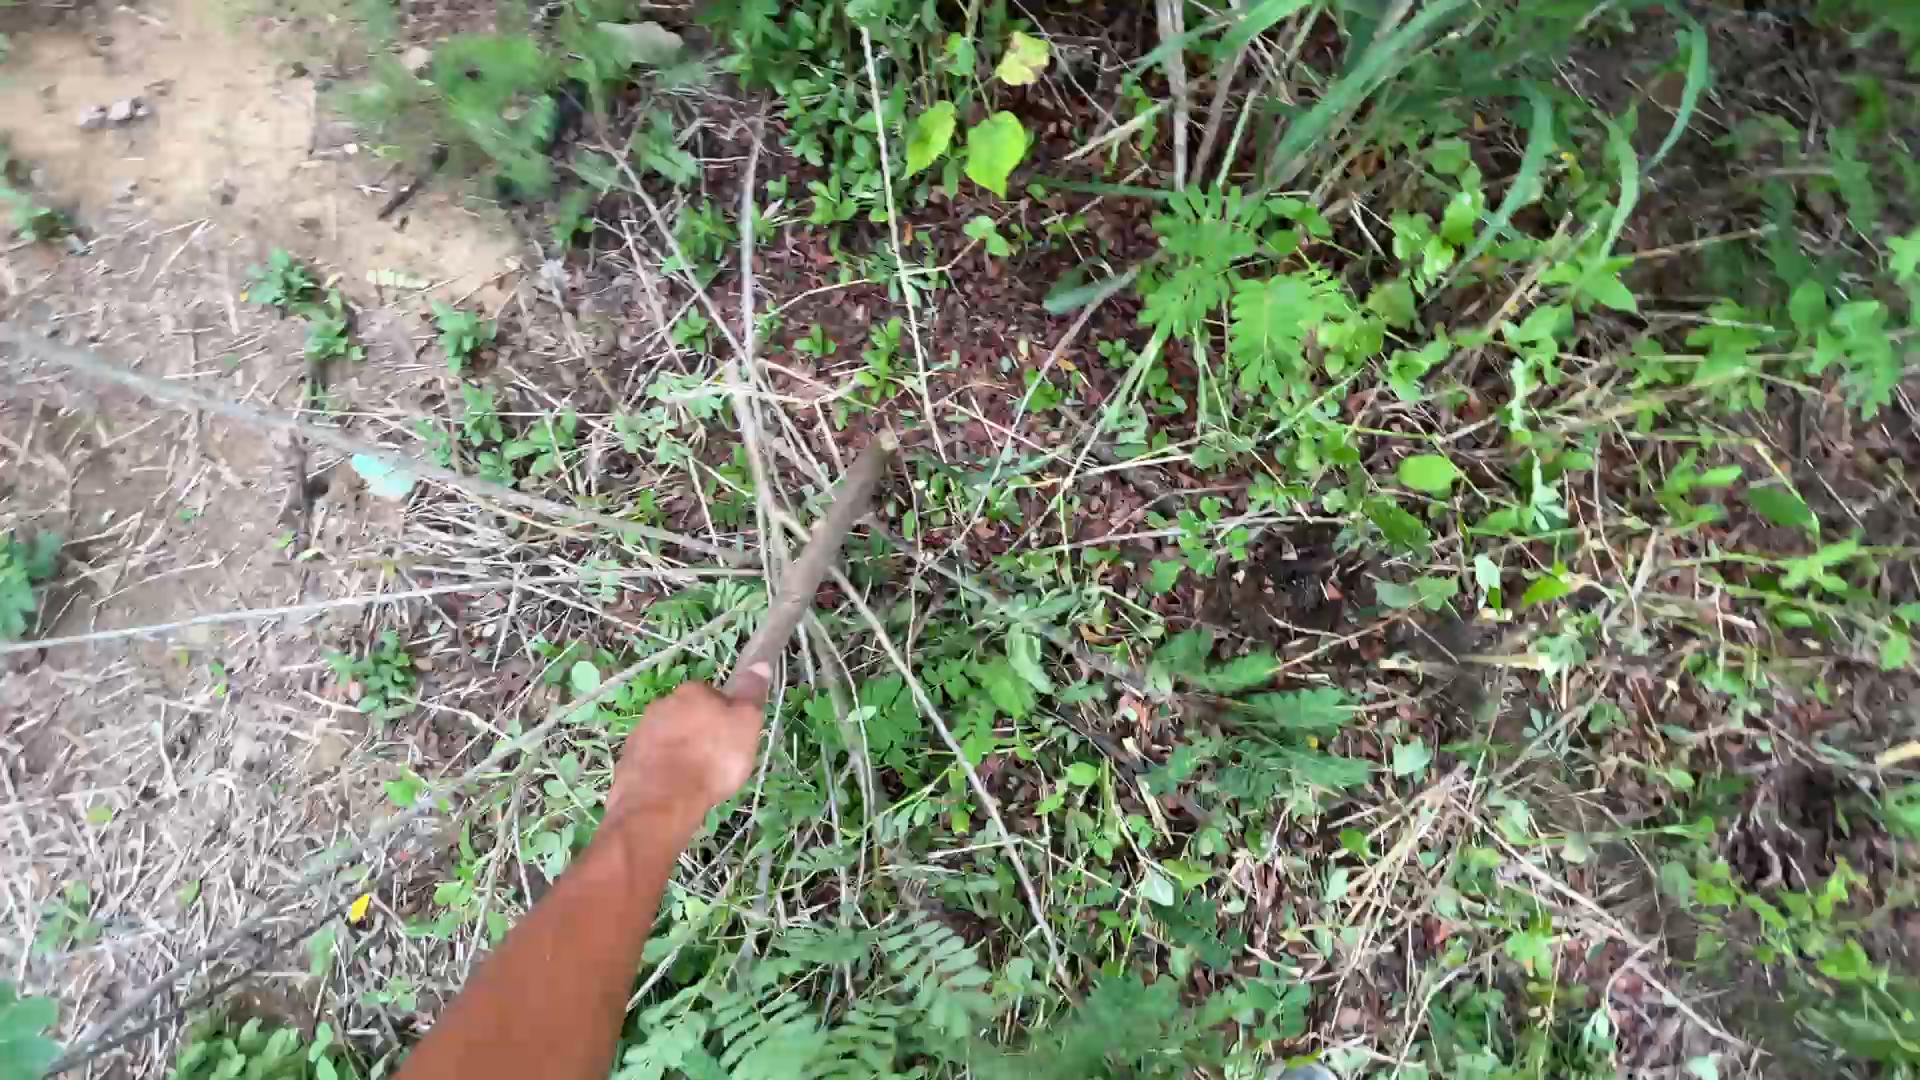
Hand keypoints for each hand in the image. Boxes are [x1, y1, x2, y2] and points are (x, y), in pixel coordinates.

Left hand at [604, 664, 770, 832]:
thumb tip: (760, 664)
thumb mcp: (746, 723)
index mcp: (693, 691)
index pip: (715, 696)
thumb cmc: (713, 758)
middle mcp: (663, 704)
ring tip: (697, 779)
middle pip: (690, 716)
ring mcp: (641, 732)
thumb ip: (752, 693)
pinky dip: (665, 771)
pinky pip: (654, 760)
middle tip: (718, 760)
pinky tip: (676, 790)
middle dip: (702, 733)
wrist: (662, 801)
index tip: (734, 739)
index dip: (727, 718)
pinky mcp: (628, 760)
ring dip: (682, 752)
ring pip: (671, 738)